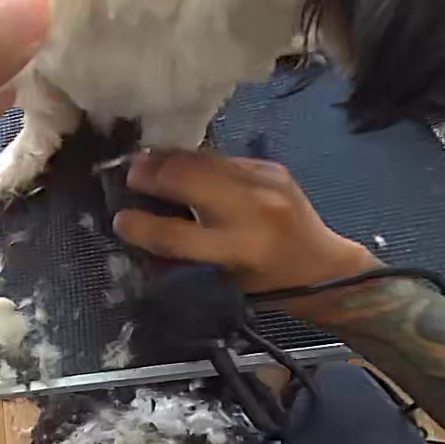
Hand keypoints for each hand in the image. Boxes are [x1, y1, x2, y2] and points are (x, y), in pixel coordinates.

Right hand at [112, 152, 377, 300]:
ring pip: (204, 160)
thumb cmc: (272, 284)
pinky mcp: (272, 168)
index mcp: (240, 252)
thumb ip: (191, 257)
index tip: (120, 219)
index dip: (142, 227)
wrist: (324, 267)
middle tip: (127, 173)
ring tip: (145, 160)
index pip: (177, 236)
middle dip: (151, 174)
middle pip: (188, 181)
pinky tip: (181, 162)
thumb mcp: (229, 281)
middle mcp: (252, 213)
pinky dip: (198, 161)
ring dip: (169, 158)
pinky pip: (224, 159)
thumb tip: (147, 230)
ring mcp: (265, 184)